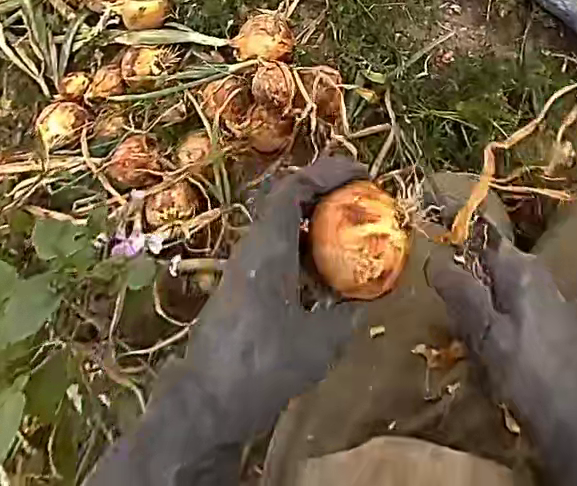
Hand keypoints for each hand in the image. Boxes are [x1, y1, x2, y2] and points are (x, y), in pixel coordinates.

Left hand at [176, 156, 367, 440]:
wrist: (203, 405)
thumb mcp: (317, 344)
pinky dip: (308, 250)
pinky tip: (329, 274)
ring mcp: (247, 267)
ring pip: (285, 227)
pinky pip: (281, 251)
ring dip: (318, 221)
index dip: (329, 172)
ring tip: (354, 231)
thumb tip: (373, 298)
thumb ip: (347, 316)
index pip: (295, 187)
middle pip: (290, 200)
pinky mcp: (245, 288)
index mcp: (268, 246)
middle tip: (363, 198)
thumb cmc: (258, 367)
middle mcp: (255, 247)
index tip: (362, 174)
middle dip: (328, 192)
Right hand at [427, 228, 576, 484]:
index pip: (479, 235)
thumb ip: (464, 297)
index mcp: (521, 269)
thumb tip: (435, 260)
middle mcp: (540, 278)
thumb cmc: (544, 382)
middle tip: (451, 326)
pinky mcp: (565, 337)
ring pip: (502, 301)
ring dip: (483, 323)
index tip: (430, 250)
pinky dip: (503, 341)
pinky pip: (519, 326)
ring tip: (472, 357)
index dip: (455, 238)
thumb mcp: (493, 340)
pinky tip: (499, 371)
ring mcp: (554, 308)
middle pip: (488, 271)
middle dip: (465, 293)